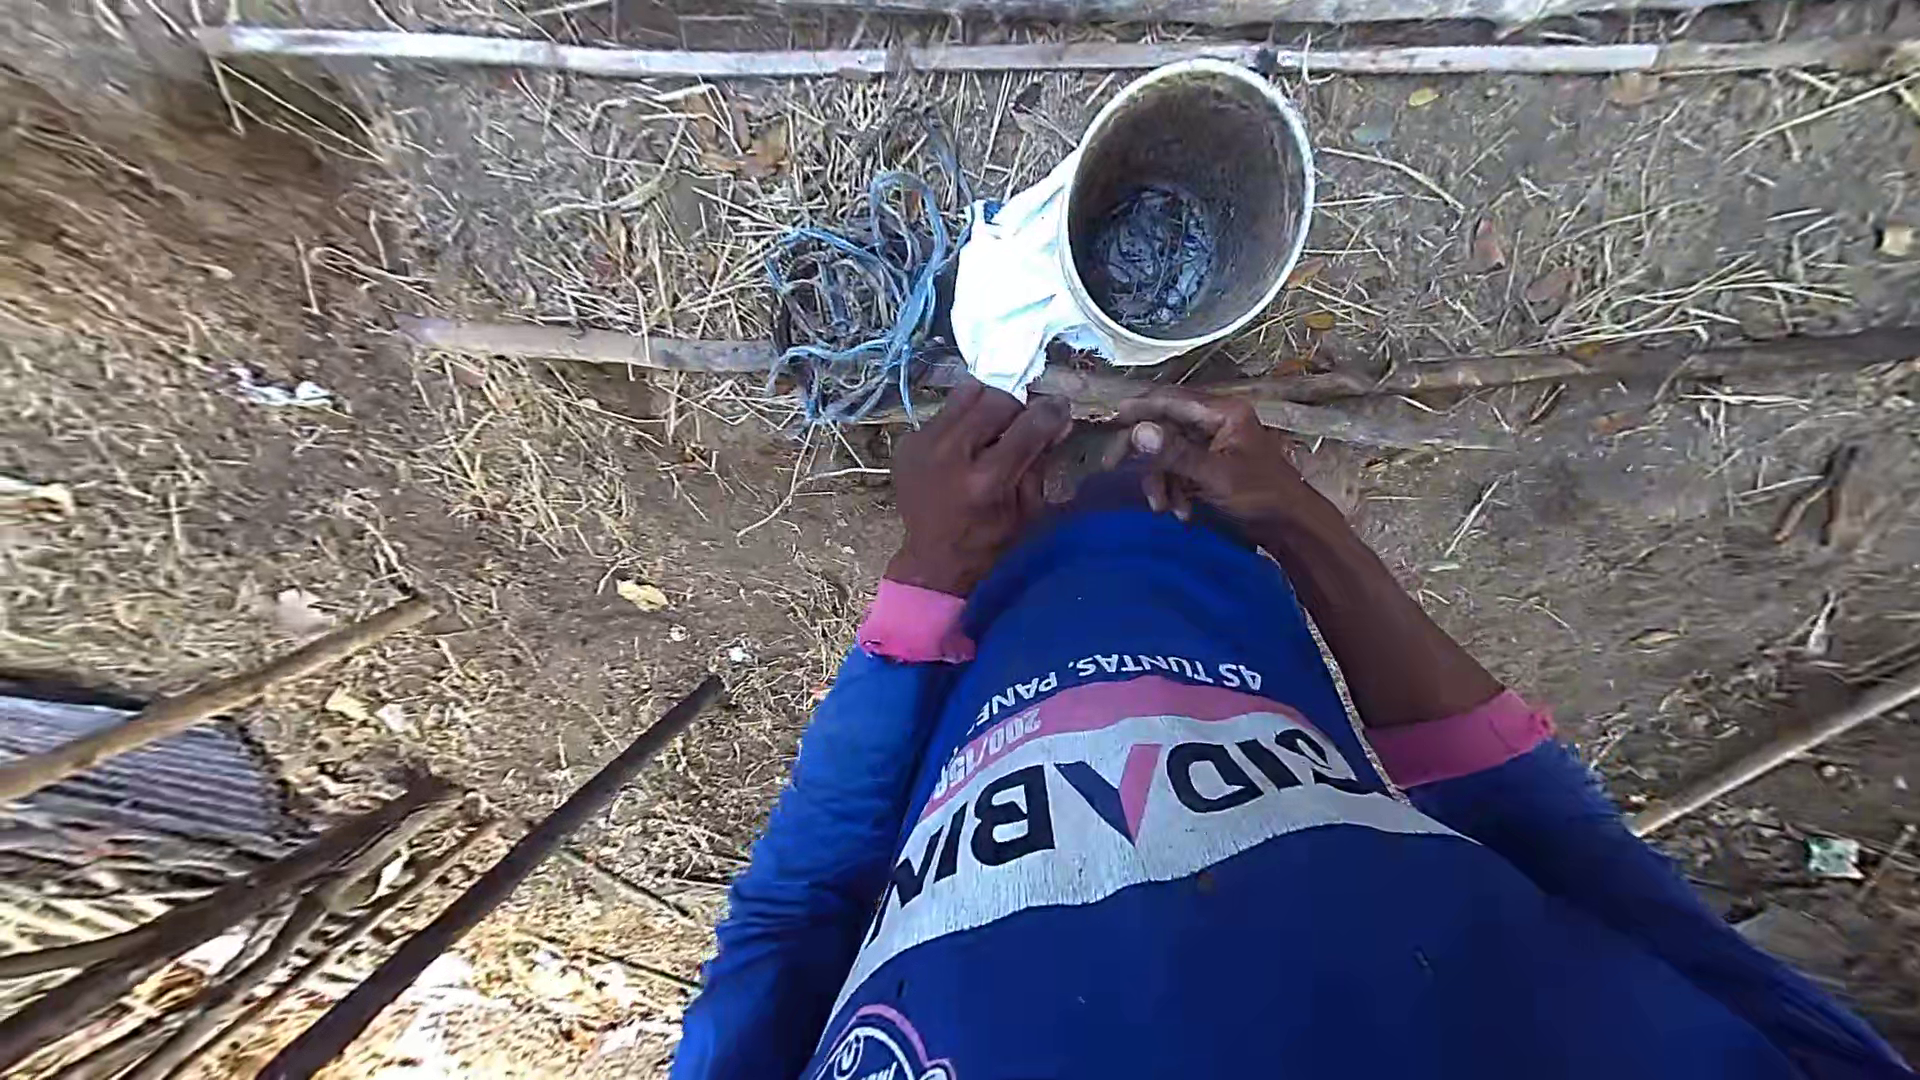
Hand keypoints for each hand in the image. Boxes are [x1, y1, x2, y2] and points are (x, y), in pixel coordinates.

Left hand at [886, 379, 1072, 595]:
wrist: (932, 558)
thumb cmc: (987, 540)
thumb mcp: (1027, 510)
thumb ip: (1040, 461)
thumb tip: (1057, 418)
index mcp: (986, 480)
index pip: (1029, 426)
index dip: (1051, 412)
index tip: (1059, 408)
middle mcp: (952, 455)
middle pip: (997, 399)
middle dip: (1016, 409)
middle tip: (1018, 428)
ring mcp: (924, 445)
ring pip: (967, 393)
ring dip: (986, 408)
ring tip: (988, 432)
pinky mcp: (908, 442)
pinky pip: (944, 412)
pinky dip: (960, 423)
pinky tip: (961, 448)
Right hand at [1109, 387, 1320, 534]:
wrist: (1288, 527)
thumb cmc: (1260, 494)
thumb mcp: (1214, 474)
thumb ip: (1174, 453)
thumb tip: (1137, 431)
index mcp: (1222, 413)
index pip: (1172, 400)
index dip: (1140, 406)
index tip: (1112, 417)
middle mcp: (1213, 423)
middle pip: (1164, 427)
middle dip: (1145, 454)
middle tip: (1113, 465)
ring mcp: (1209, 446)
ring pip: (1166, 454)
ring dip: (1160, 481)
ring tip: (1163, 507)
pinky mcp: (1205, 467)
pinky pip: (1175, 471)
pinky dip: (1172, 491)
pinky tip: (1180, 512)